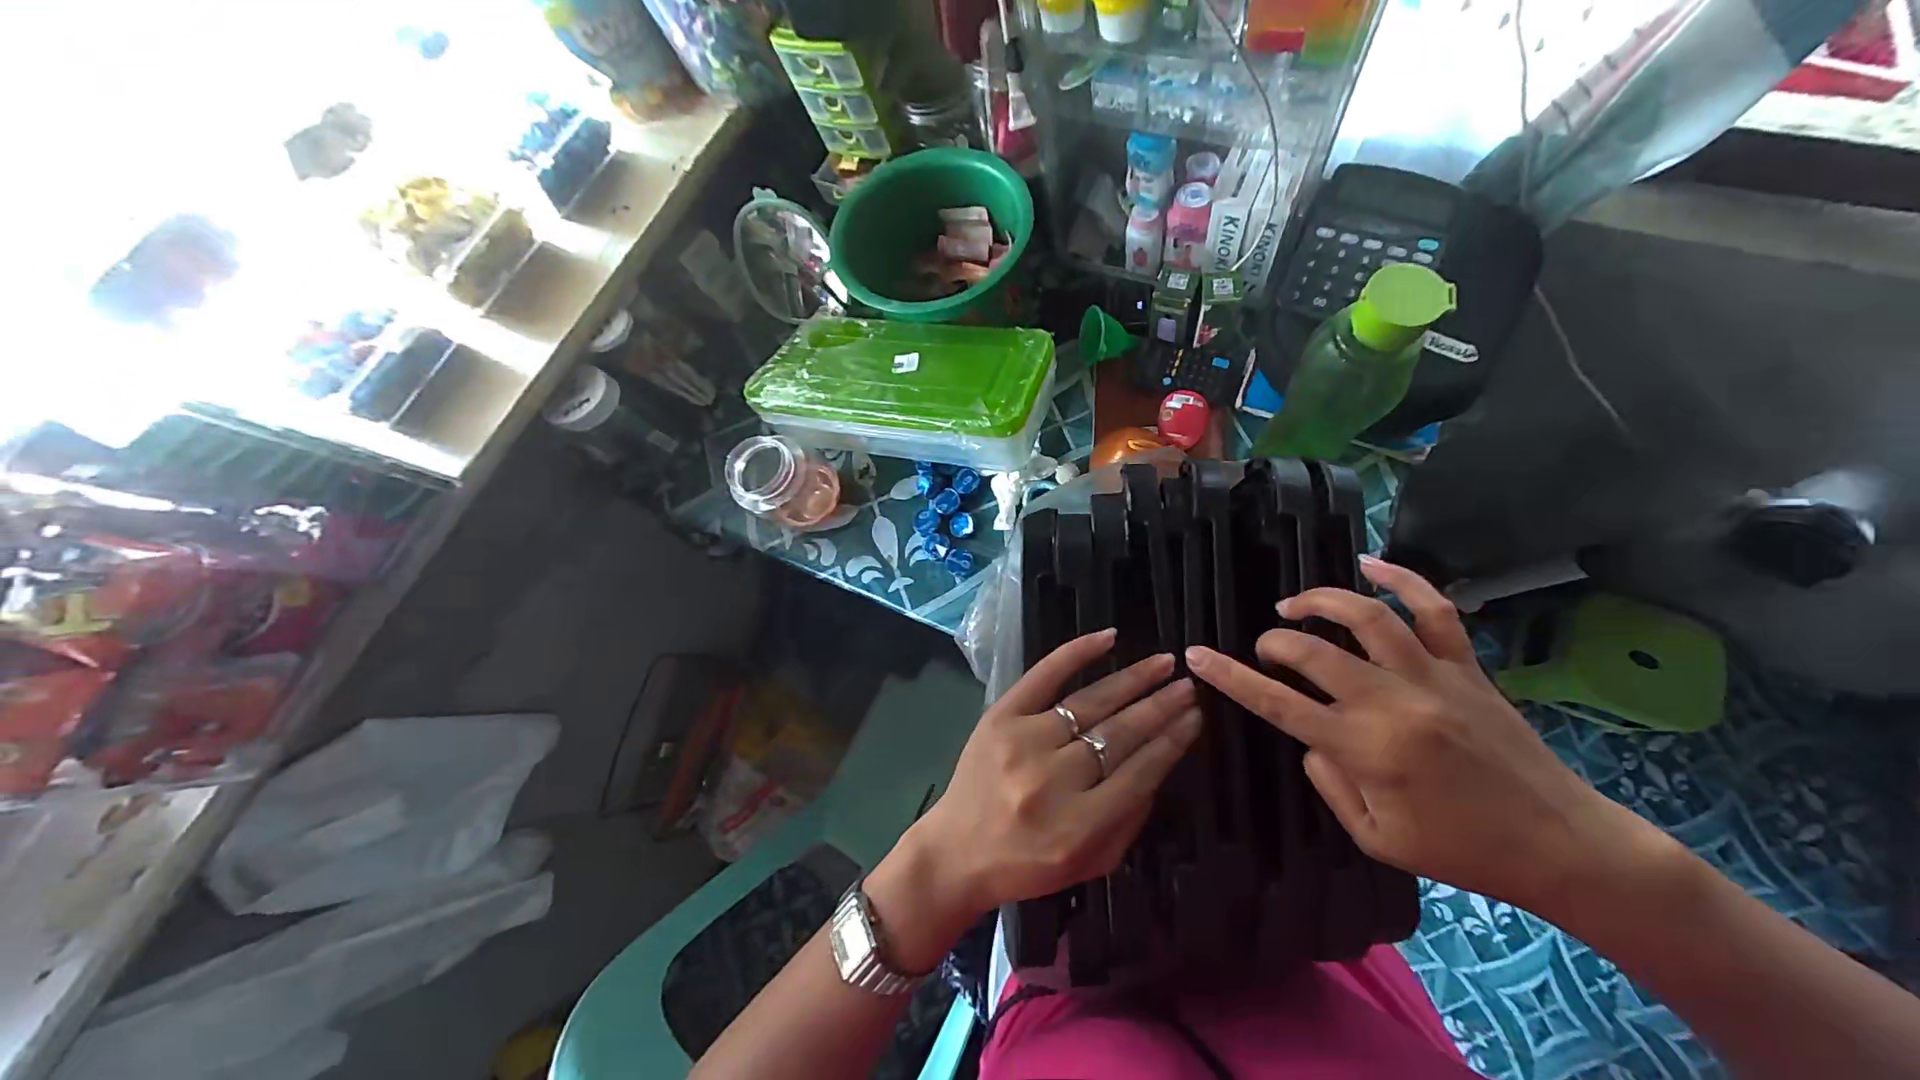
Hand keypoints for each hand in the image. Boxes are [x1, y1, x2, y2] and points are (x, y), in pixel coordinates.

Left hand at [867, 630, 1202, 970]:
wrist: (956, 851)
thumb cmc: (1029, 863)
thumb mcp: (1092, 861)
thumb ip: (1131, 818)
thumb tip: (1160, 759)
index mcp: (1080, 825)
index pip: (1141, 772)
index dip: (1173, 741)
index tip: (1196, 718)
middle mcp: (1053, 780)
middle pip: (1120, 733)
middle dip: (1161, 707)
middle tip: (1188, 687)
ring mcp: (1023, 743)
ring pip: (1090, 703)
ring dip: (1132, 680)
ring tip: (1163, 664)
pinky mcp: (999, 717)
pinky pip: (1043, 676)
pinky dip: (1076, 653)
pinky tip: (1108, 639)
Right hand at [1185, 557, 1660, 914]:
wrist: (1563, 846)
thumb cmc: (1462, 852)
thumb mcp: (1376, 837)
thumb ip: (1329, 783)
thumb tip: (1310, 737)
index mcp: (1365, 749)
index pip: (1277, 702)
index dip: (1229, 676)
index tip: (1197, 654)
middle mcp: (1392, 702)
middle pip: (1313, 650)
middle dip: (1274, 641)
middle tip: (1265, 648)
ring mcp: (1434, 678)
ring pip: (1368, 616)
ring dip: (1321, 601)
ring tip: (1295, 604)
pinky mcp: (1468, 668)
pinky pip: (1435, 610)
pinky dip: (1402, 579)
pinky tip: (1370, 564)